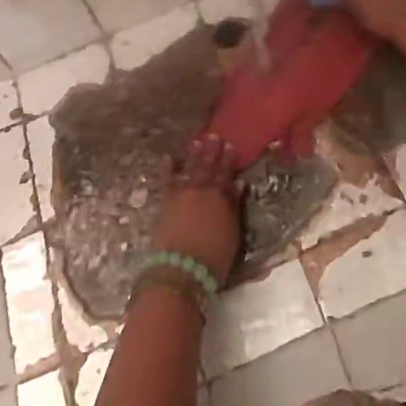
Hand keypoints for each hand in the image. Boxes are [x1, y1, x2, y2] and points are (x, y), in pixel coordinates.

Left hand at [151, 135, 241, 281]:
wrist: (182, 269)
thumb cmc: (215, 256)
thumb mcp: (233, 231)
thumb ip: (235, 205)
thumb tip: (239, 183)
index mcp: (222, 197)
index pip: (227, 174)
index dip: (229, 160)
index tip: (231, 146)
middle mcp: (202, 190)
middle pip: (208, 166)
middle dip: (212, 151)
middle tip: (214, 136)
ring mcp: (182, 194)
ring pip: (190, 168)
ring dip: (193, 155)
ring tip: (196, 142)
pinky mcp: (166, 202)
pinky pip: (167, 180)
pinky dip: (168, 168)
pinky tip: (168, 158)